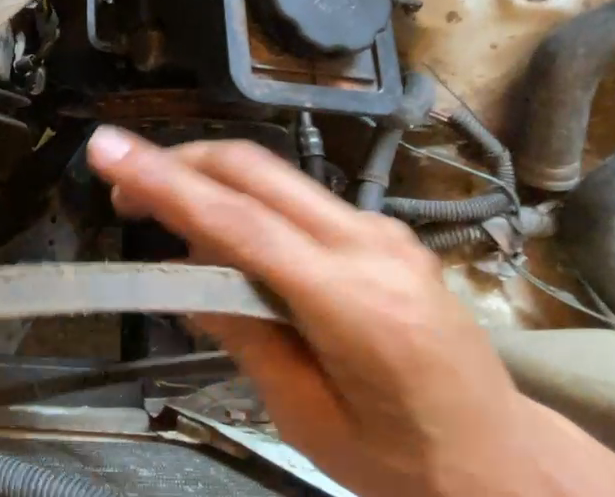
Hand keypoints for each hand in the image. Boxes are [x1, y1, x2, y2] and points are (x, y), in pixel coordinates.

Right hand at [85, 127, 614, 496]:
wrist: (508, 465)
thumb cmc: (405, 466)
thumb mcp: (308, 419)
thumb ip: (246, 337)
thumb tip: (186, 277)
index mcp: (356, 304)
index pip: (240, 222)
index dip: (164, 181)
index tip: (106, 150)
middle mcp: (372, 247)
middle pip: (253, 170)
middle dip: (177, 163)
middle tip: (122, 186)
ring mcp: (384, 231)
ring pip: (272, 175)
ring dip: (207, 180)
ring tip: (162, 216)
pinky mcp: (383, 230)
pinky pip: (295, 198)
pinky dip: (244, 202)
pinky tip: (225, 242)